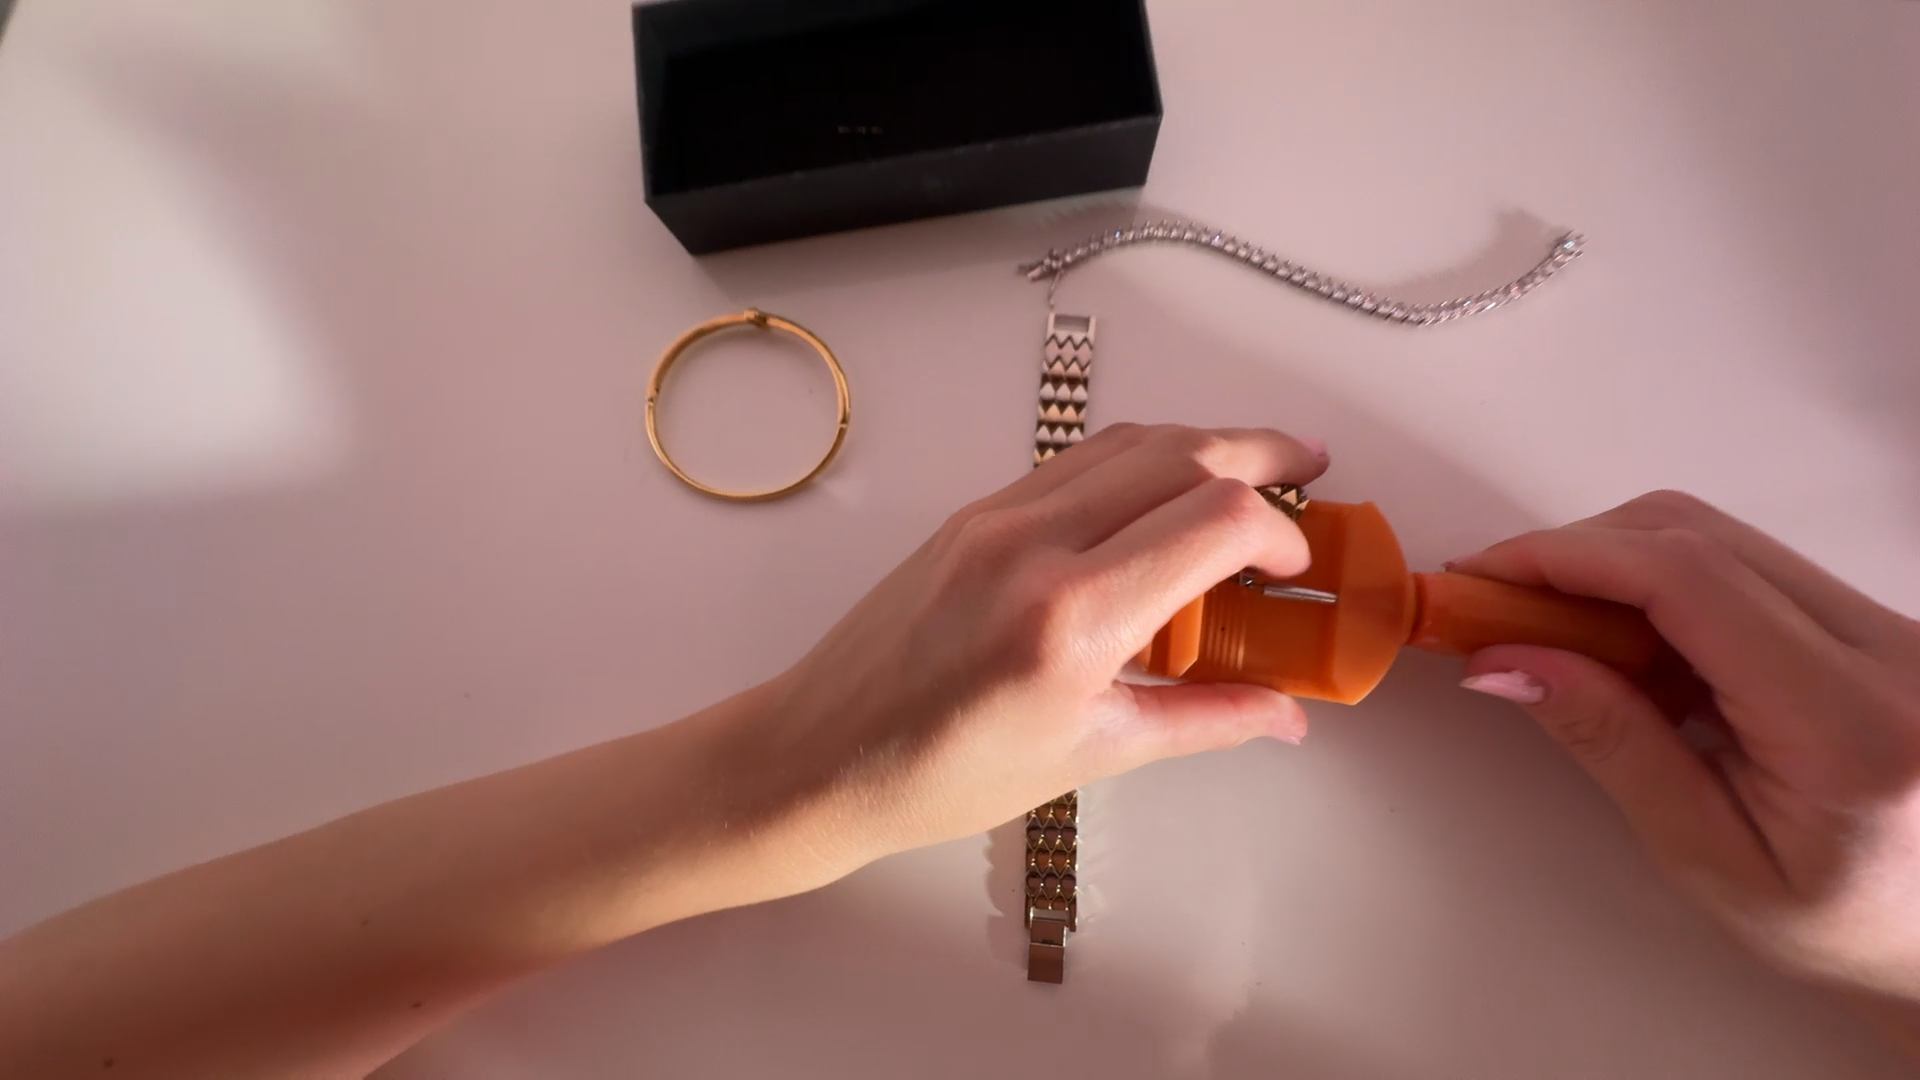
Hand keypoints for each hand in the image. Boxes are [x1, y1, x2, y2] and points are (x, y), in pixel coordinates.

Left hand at [750, 423, 1327, 874]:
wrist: (823, 750)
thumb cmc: (946, 774)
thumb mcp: (1089, 754)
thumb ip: (1203, 720)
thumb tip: (1288, 712)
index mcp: (1071, 616)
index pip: (1214, 517)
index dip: (1279, 530)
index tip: (1292, 568)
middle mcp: (1032, 542)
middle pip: (1178, 452)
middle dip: (1259, 452)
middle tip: (1308, 468)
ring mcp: (993, 516)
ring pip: (1123, 440)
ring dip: (1196, 445)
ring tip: (1244, 471)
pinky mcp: (970, 513)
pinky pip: (1071, 462)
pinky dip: (1133, 460)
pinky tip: (1157, 491)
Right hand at [1451, 491, 1919, 1005]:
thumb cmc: (1836, 922)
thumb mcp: (1702, 849)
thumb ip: (1604, 740)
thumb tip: (1496, 659)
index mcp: (1850, 720)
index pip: (1685, 579)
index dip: (1563, 555)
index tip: (1478, 575)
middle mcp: (1892, 649)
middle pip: (1692, 533)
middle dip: (1570, 550)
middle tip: (1495, 598)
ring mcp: (1889, 626)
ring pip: (1709, 535)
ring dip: (1603, 560)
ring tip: (1547, 622)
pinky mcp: (1867, 622)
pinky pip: (1731, 562)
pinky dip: (1644, 579)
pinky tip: (1617, 637)